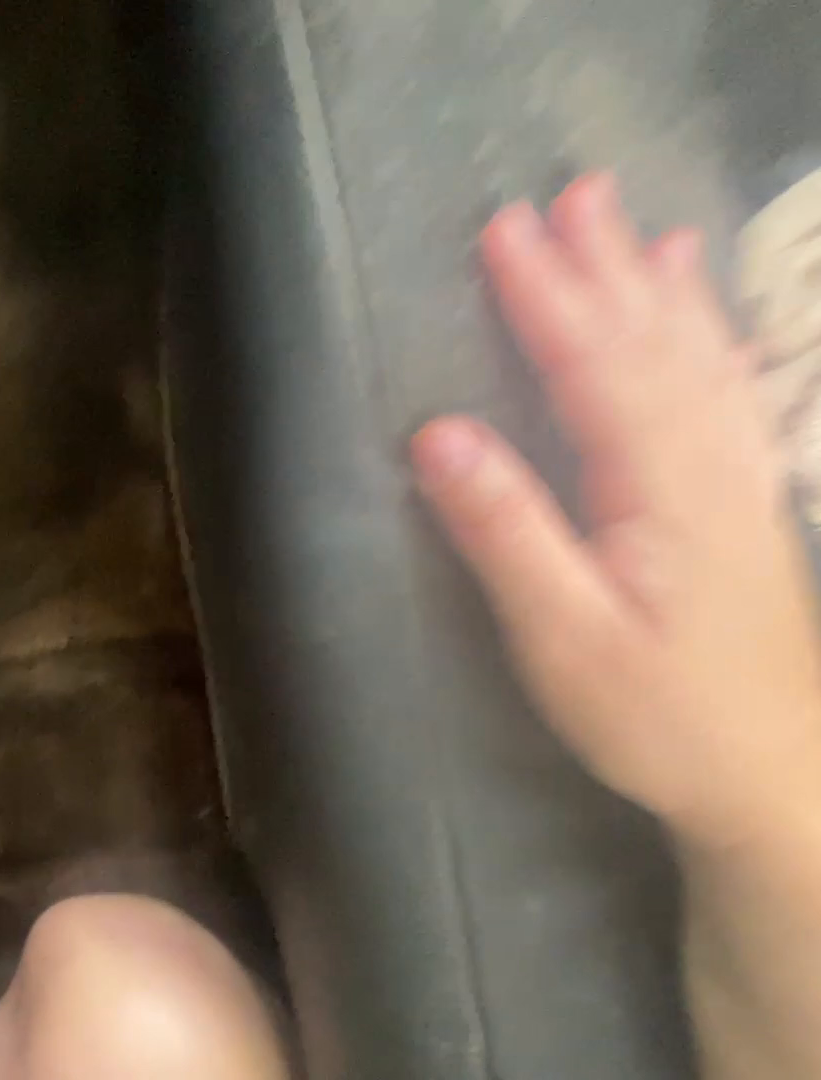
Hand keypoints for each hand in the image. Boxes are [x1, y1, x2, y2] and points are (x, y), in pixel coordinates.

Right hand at [411, 173, 820, 848]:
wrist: (777, 778)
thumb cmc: (654, 712)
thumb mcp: (561, 632)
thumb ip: (503, 529)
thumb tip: (436, 435)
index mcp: (664, 492)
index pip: (599, 370)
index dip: (548, 298)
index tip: (502, 233)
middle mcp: (712, 466)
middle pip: (654, 345)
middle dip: (603, 267)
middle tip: (568, 193)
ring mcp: (733, 480)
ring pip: (698, 359)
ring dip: (657, 286)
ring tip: (631, 221)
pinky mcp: (733, 500)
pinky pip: (722, 394)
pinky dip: (703, 337)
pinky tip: (693, 312)